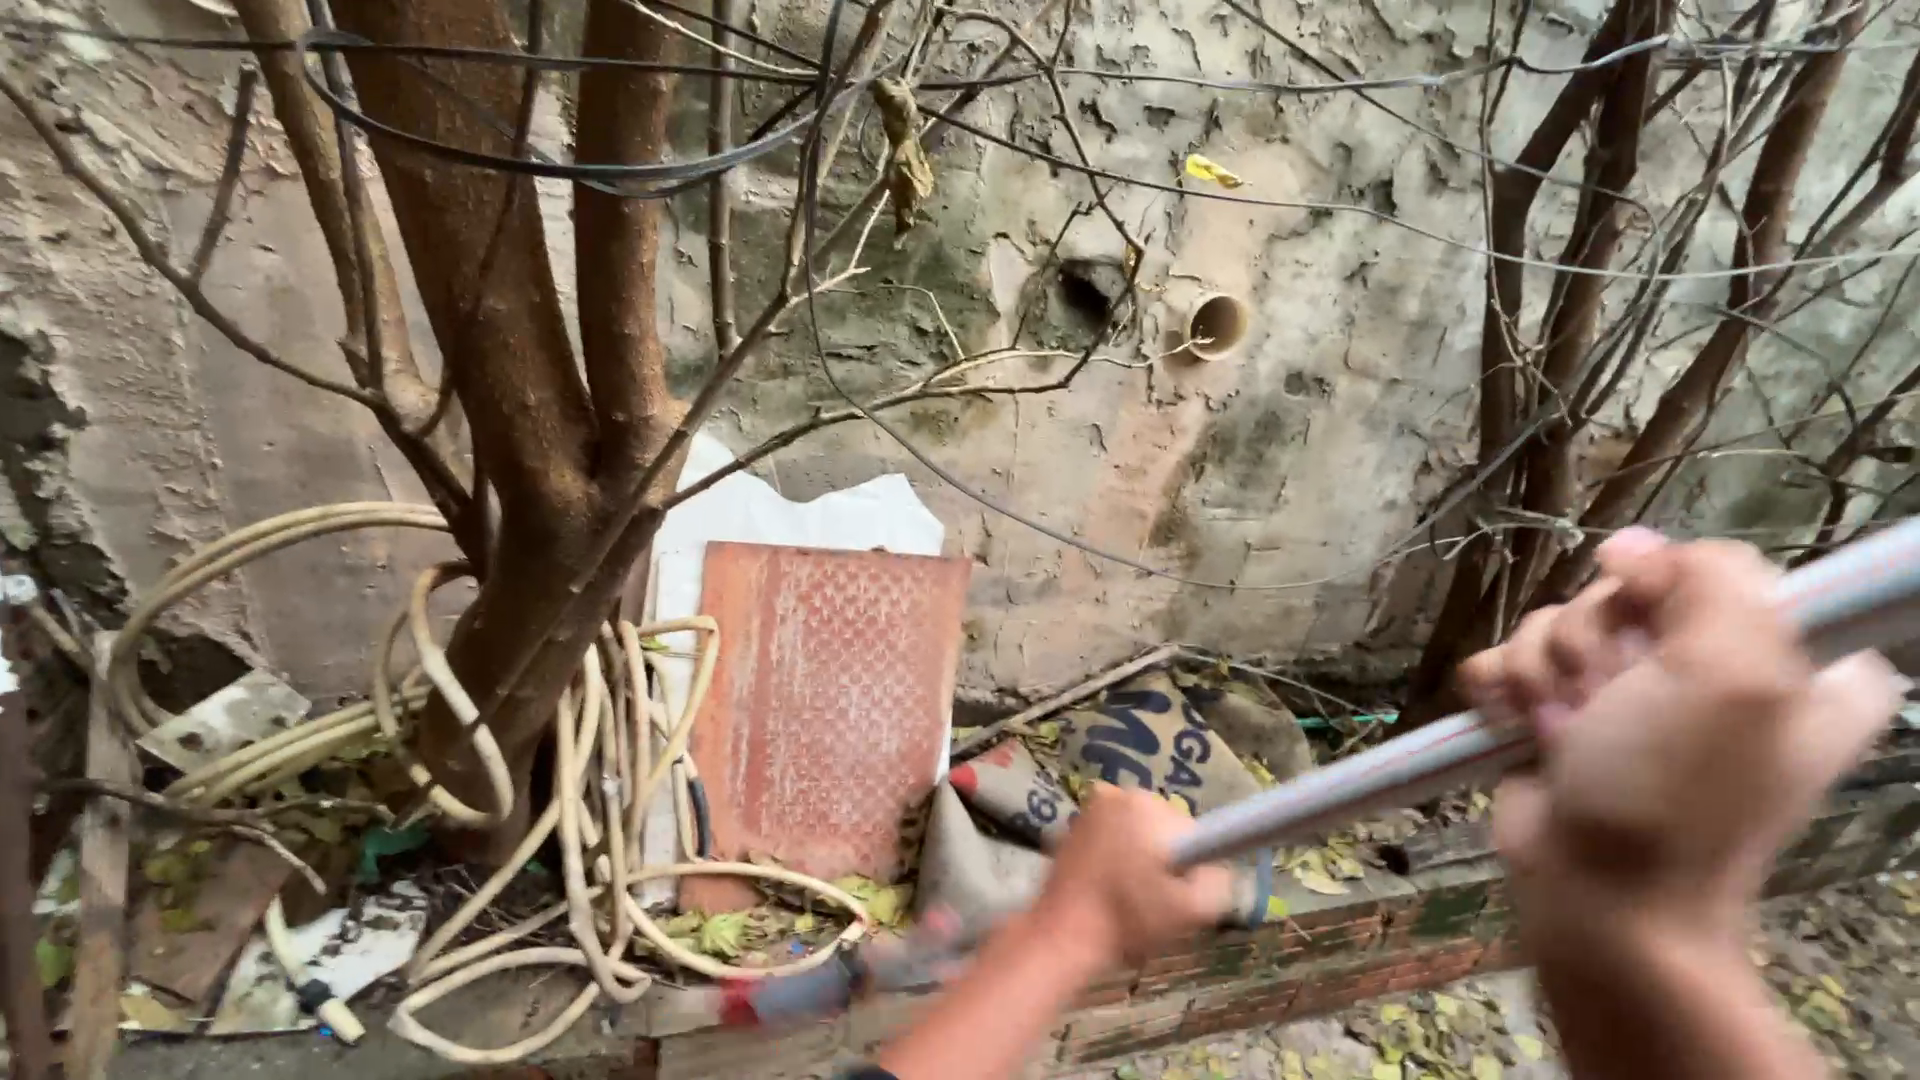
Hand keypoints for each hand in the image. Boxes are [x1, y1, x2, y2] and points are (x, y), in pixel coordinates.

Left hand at [1031, 784, 1231, 971]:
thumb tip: (1215, 866)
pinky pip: (1113, 836)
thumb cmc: (1127, 918)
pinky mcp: (1074, 823)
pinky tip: (1109, 886)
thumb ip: (1219, 880)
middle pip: (1165, 830)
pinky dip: (1117, 855)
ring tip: (1128, 895)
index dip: (1192, 866)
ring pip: (1139, 833)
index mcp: (1147, 805)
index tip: (1177, 892)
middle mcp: (1118, 794)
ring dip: (1140, 858)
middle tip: (1155, 898)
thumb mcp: (1193, 910)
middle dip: (1166, 859)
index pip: (1192, 833)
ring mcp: (1091, 806)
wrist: (1063, 934)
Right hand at [1457, 529, 1901, 939]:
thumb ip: (1710, 584)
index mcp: (1781, 660)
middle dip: (1588, 643)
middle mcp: (1698, 669)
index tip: (1654, 631)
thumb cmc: (1673, 791)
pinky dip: (1498, 690)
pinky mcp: (1547, 709)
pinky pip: (1500, 660)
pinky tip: (1515, 726)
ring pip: (1547, 626)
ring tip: (1561, 731)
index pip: (1713, 571)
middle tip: (1605, 700)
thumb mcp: (1733, 680)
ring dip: (1539, 674)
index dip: (1668, 588)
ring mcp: (1616, 692)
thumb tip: (1630, 546)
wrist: (1593, 884)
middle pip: (1613, 595)